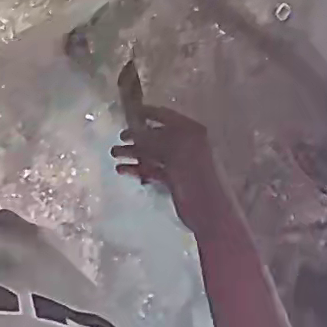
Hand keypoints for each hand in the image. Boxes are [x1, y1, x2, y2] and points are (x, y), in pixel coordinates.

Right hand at [111, 105, 228, 224]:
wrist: (212, 214)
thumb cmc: (196, 179)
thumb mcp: (175, 154)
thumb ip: (156, 141)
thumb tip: (136, 133)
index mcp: (192, 132)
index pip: (166, 116)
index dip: (148, 113)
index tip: (129, 112)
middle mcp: (187, 144)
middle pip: (158, 135)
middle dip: (137, 135)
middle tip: (120, 138)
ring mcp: (181, 163)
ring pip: (154, 153)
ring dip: (134, 152)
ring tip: (114, 154)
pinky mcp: (175, 180)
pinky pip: (154, 169)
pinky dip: (138, 168)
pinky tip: (122, 169)